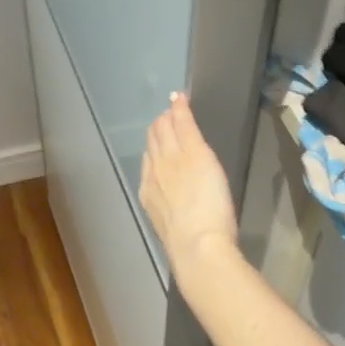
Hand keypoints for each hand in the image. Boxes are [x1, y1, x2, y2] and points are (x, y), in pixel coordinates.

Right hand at [140, 93, 239, 280]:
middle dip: (159, 129)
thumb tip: (176, 209)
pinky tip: (182, 98)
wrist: (195, 244)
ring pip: (164, 130)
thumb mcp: (172, 228)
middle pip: (152, 142)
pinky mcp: (193, 152)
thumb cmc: (189, 246)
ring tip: (175, 107)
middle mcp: (155, 172)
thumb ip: (171, 212)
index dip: (155, 150)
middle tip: (169, 119)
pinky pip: (184, 124)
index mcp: (149, 193)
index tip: (163, 144)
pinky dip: (182, 110)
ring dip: (169, 118)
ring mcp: (172, 159)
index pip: (149, 162)